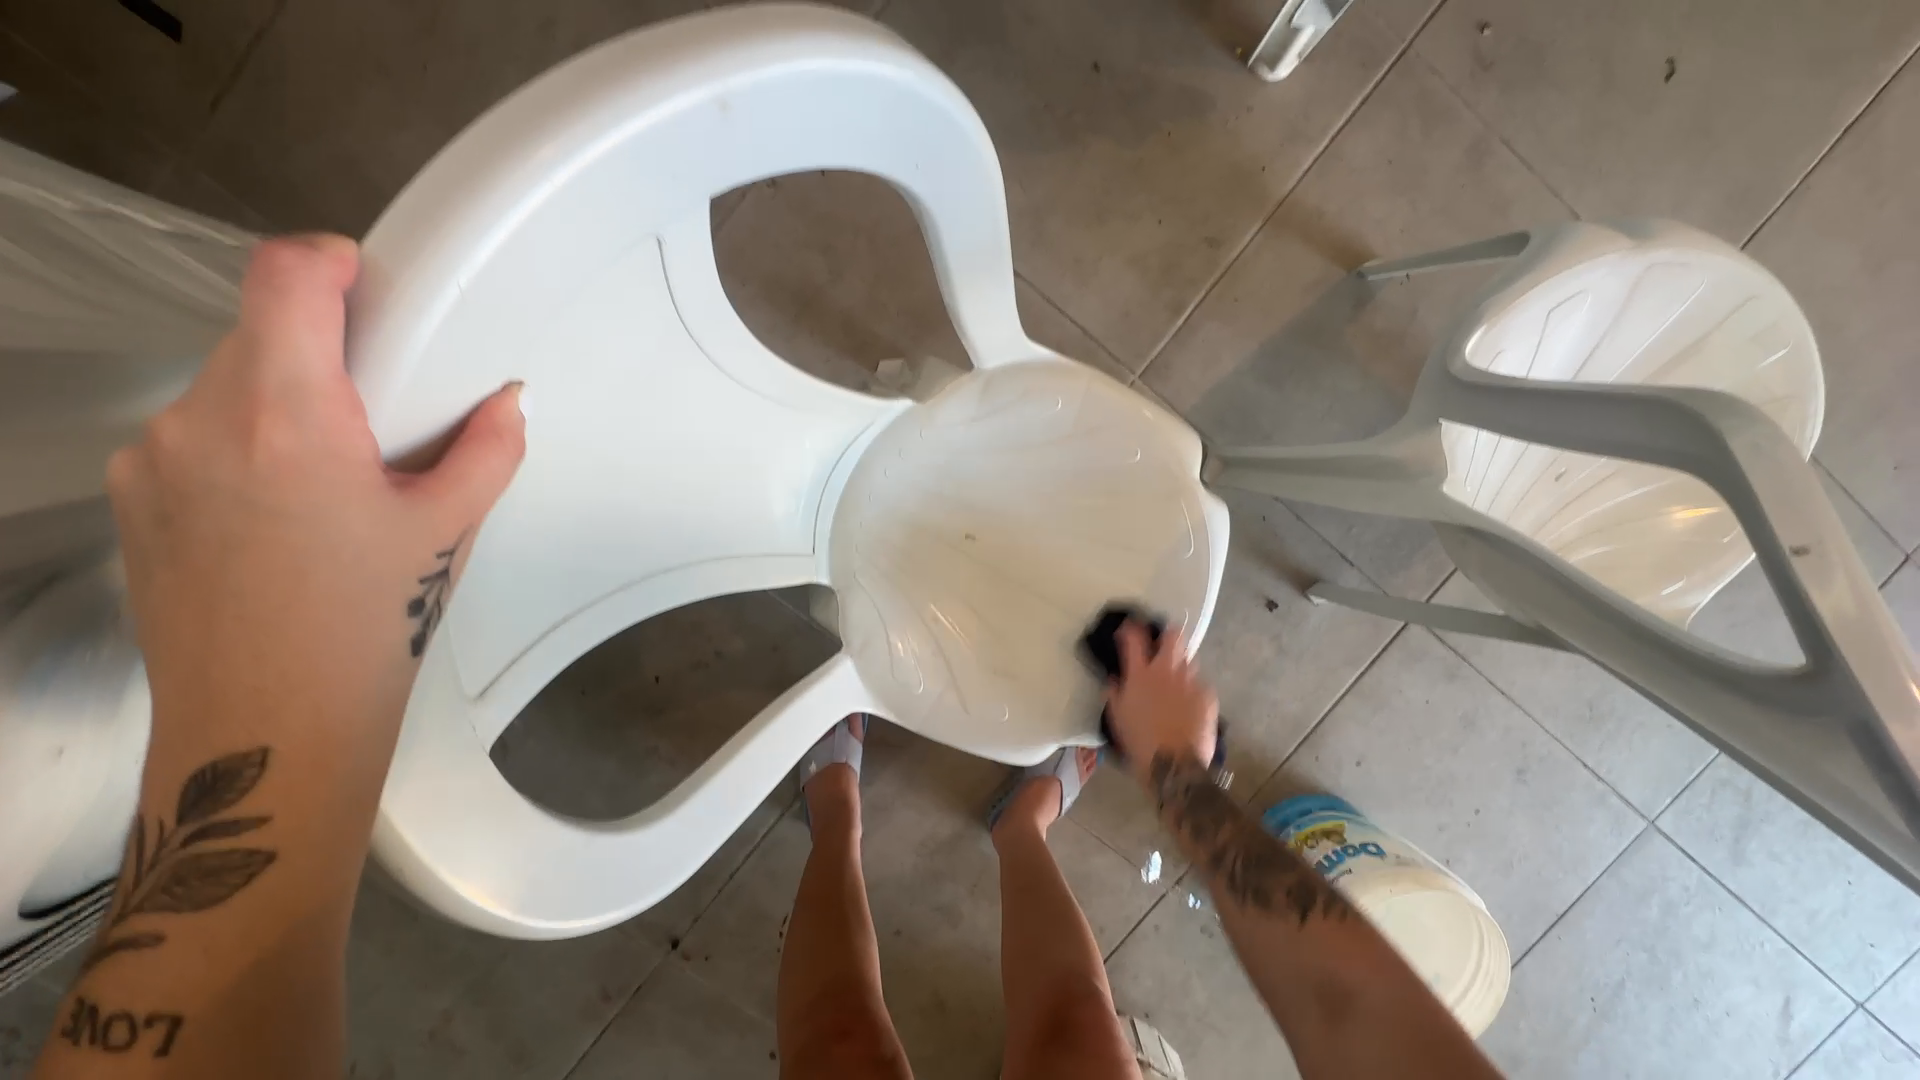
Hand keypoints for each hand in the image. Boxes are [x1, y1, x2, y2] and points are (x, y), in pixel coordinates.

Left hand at [107, 235, 526, 745]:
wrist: (268, 728)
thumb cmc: (369, 625)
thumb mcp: (448, 530)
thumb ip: (487, 450)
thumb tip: (506, 402)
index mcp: (286, 417)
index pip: (284, 279)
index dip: (329, 260)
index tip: (368, 280)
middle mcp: (197, 422)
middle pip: (260, 336)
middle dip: (328, 358)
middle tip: (385, 420)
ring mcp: (151, 461)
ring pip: (227, 389)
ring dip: (287, 406)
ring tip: (340, 485)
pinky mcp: (133, 499)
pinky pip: (196, 437)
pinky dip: (247, 447)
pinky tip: (288, 520)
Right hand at [1105, 621, 1218, 789]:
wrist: (1175, 765)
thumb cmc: (1140, 743)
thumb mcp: (1118, 719)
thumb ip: (1114, 694)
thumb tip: (1114, 680)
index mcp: (1140, 675)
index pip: (1135, 639)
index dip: (1131, 628)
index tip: (1129, 626)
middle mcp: (1167, 671)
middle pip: (1174, 636)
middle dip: (1169, 634)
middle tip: (1164, 643)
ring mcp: (1191, 681)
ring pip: (1189, 658)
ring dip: (1182, 663)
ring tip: (1178, 677)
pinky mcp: (1208, 695)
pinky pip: (1200, 683)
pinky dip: (1193, 689)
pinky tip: (1190, 703)